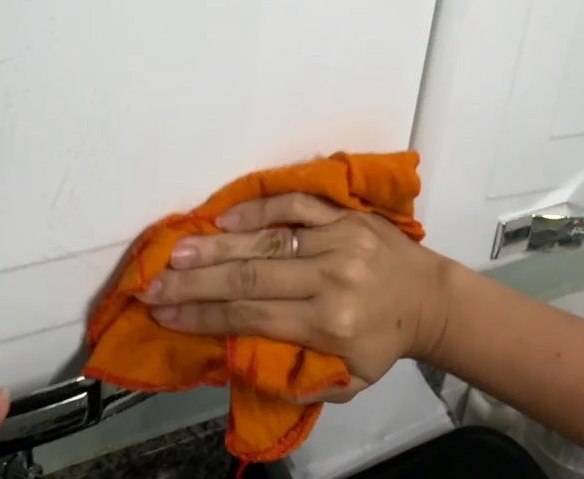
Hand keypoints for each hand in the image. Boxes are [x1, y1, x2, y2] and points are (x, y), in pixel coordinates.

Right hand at [141, 193, 454, 400]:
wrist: (430, 298)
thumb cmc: (384, 341)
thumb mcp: (349, 380)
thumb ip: (301, 377)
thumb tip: (242, 359)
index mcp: (331, 323)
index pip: (253, 316)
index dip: (204, 316)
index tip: (164, 315)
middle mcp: (332, 277)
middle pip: (251, 276)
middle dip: (195, 281)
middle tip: (153, 283)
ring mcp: (339, 238)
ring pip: (268, 239)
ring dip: (217, 245)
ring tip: (176, 251)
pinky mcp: (345, 213)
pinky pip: (296, 203)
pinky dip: (258, 208)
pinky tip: (224, 217)